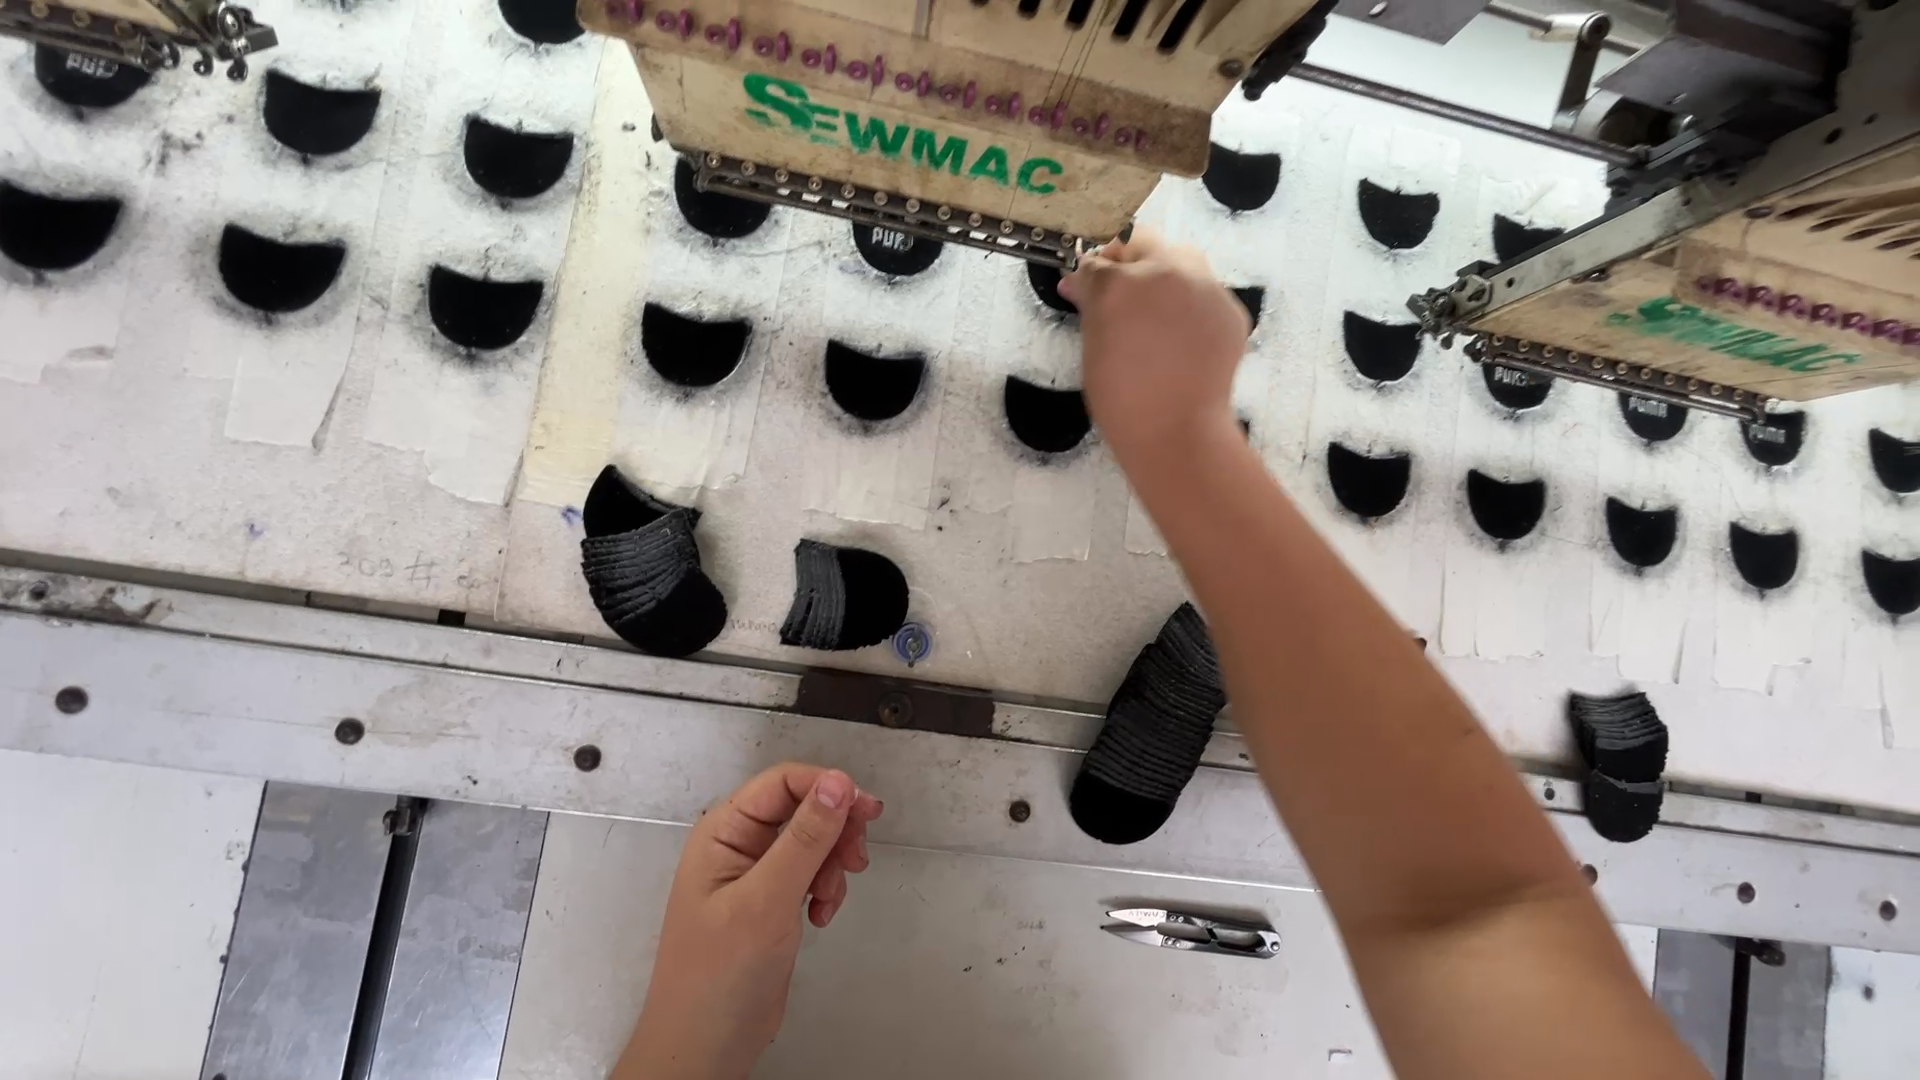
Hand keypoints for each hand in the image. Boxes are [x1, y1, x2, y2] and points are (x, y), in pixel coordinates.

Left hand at [616, 764, 883, 1079]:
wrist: (703, 1050)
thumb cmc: (722, 972)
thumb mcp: (767, 900)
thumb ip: (805, 838)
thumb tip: (839, 781)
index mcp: (724, 830)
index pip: (784, 782)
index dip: (827, 787)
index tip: (866, 811)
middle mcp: (739, 843)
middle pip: (803, 808)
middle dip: (835, 831)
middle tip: (858, 859)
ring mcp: (756, 873)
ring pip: (813, 841)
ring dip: (833, 864)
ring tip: (831, 898)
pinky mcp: (772, 901)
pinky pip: (811, 873)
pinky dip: (826, 888)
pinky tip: (822, 916)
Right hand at [1058, 228, 1249, 467]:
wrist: (1175, 432)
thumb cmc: (1120, 399)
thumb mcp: (1092, 349)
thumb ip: (1089, 307)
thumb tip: (1079, 283)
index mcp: (1119, 283)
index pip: (1096, 263)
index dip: (1086, 276)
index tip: (1083, 286)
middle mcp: (1164, 272)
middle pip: (1142, 242)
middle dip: (1125, 259)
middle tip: (1117, 289)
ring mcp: (1203, 286)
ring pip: (1181, 259)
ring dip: (1163, 272)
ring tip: (1154, 309)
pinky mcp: (1229, 307)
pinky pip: (1205, 291)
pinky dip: (1190, 304)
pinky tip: (1181, 336)